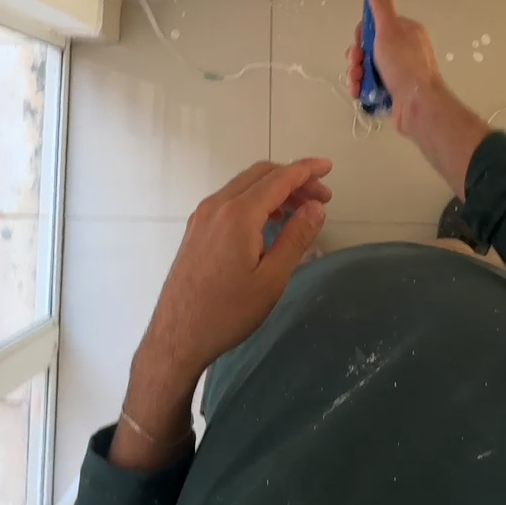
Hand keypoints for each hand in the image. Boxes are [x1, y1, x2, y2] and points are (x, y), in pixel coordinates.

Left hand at [113, 159, 331, 469]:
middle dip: (293, 178)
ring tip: (301, 209)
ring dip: (274, 188)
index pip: (279, 178)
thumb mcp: (271, 279)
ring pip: (244, 186)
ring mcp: (202, 216)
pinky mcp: (196, 229)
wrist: (177, 337)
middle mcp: (217, 205)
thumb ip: (296, 238)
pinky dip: (255, 199)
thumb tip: (315, 207)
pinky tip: (270, 220)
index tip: (328, 167)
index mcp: (238, 214)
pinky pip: (231, 199)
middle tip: (321, 196)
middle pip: (261, 174)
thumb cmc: (228, 312)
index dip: (306, 170)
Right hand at [345, 0, 444, 132]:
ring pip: (367, 67)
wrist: (418, 107)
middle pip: (369, 47)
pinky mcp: (394, 91)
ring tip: (359, 83)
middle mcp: (404, 49)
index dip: (362, 35)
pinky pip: (371, 84)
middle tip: (358, 65)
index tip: (361, 44)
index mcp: (406, 31)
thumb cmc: (404, 66)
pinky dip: (363, 88)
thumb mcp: (389, 30)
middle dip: (357, 58)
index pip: (375, 25)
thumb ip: (380, 4)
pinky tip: (361, 93)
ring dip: (357, 74)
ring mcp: (399, 71)